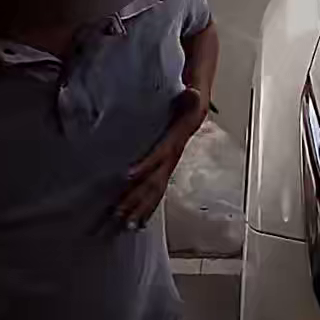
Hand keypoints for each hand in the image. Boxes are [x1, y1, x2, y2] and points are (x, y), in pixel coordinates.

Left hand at [113, 87, 207, 230]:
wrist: (198, 108)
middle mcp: (174, 156)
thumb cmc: (191, 102)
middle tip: (121, 215)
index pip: (161, 154)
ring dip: (141, 208)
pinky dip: (147, 206)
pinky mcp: (165, 168)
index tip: (128, 175)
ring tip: (126, 226)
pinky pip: (157, 190)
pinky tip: (137, 221)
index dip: (146, 164)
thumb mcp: (193, 95)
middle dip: (139, 198)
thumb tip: (193, 93)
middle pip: (156, 180)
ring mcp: (170, 165)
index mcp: (178, 139)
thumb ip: (193, 94)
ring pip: (155, 190)